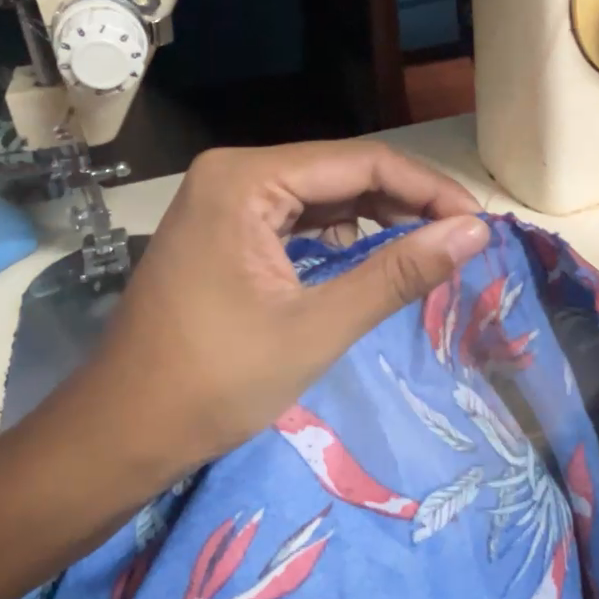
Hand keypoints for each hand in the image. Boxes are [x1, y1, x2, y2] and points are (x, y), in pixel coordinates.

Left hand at [37, 141, 490, 492]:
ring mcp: (226, 201)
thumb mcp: (317, 327)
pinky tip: (377, 256)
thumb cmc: (214, 383)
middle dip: (408, 202)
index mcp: (246, 179)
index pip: (362, 162)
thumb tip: (474, 233)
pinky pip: (300, 219)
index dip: (429, 189)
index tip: (479, 224)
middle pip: (344, 172)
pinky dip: (344, 236)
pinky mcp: (226, 231)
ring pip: (325, 195)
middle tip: (464, 239)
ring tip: (433, 247)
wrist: (119, 436)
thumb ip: (398, 273)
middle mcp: (235, 173)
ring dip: (381, 218)